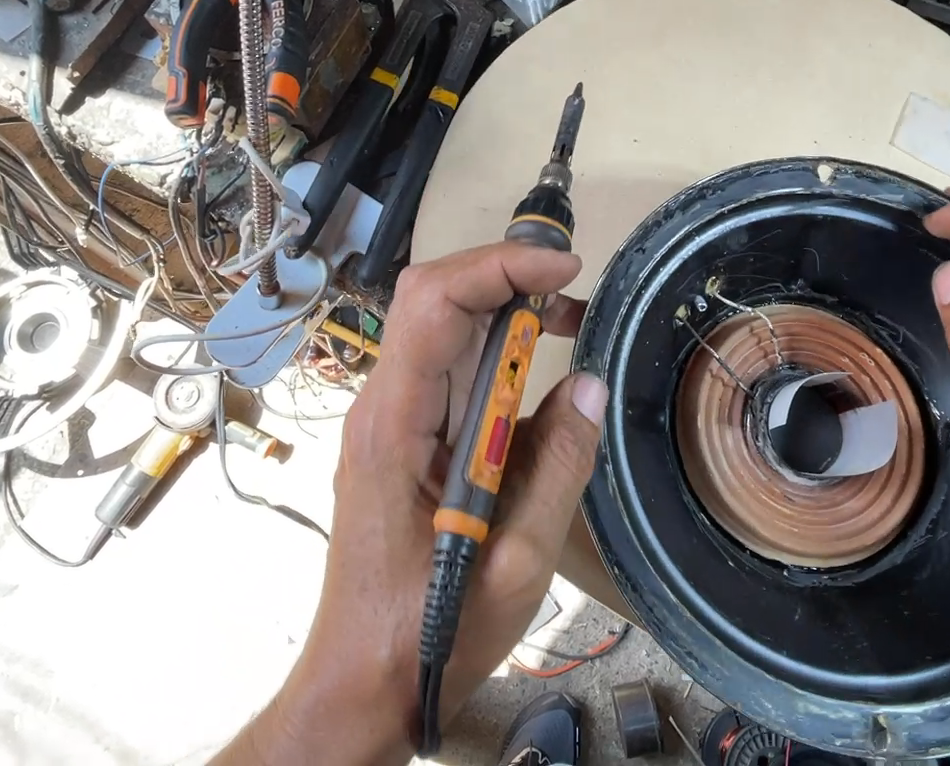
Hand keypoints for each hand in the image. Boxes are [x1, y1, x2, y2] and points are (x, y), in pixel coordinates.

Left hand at [214, 243, 607, 765]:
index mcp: (395, 426)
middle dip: (504, 274)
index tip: (565, 268)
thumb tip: (589, 383)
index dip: (499, 267)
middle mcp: (382, 407)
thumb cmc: (430, 635)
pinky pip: (446, 366)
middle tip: (573, 286)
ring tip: (568, 317)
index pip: (433, 304)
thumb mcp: (515, 563)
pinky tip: (535, 367)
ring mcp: (387, 418)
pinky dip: (493, 348)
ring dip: (502, 307)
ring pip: (439, 327)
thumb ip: (556, 469)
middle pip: (432, 300)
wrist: (360, 682)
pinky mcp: (401, 434)